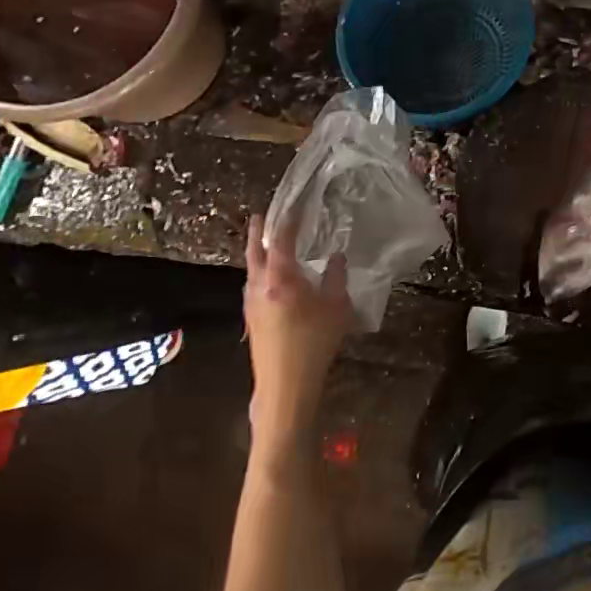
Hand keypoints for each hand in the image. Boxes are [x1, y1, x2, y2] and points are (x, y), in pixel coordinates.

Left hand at [243, 215, 352, 436]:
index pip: (282, 239)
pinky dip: (260, 272)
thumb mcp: (337, 308)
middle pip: (255, 251)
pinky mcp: (251, 318)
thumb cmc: (314, 343)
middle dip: (258, 232)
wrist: (285, 384)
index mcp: (281, 278)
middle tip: (260, 216)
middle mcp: (260, 285)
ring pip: (251, 269)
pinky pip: (253, 284)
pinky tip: (273, 280)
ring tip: (268, 244)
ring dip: (258, 253)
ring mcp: (251, 302)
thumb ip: (337, 279)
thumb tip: (338, 257)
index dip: (288, 220)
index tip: (295, 206)